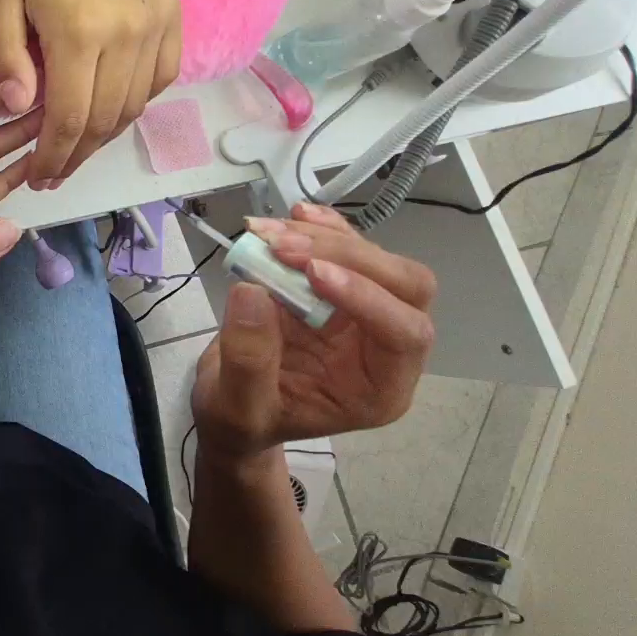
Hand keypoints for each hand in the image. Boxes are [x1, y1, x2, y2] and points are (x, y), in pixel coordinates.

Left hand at [0, 0, 181, 189]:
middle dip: (79, 155)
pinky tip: (112, 109)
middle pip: (107, 119)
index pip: (71, 118)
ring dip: (107, 134)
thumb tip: (21, 109)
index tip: (40, 177)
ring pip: (137, 104)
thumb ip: (7, 57)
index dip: (55, 156)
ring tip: (79, 148)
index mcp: (80, 33)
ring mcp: (158, 24)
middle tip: (55, 173)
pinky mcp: (174, 14)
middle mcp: (128, 35)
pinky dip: (138, 101)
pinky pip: (163, 76)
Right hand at [191, 203, 436, 460]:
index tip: (308, 271)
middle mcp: (382, 347)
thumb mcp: (236, 405)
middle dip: (345, 256)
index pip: (404, 332)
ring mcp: (361, 315)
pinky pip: (345, 251)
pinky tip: (294, 216)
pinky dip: (322, 229)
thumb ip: (247, 358)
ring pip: (374, 260)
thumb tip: (251, 290)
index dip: (366, 296)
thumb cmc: (242, 419)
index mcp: (378, 388)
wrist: (231, 410)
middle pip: (403, 287)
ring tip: (263, 231)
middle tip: (280, 244)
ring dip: (322, 237)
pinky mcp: (334, 292)